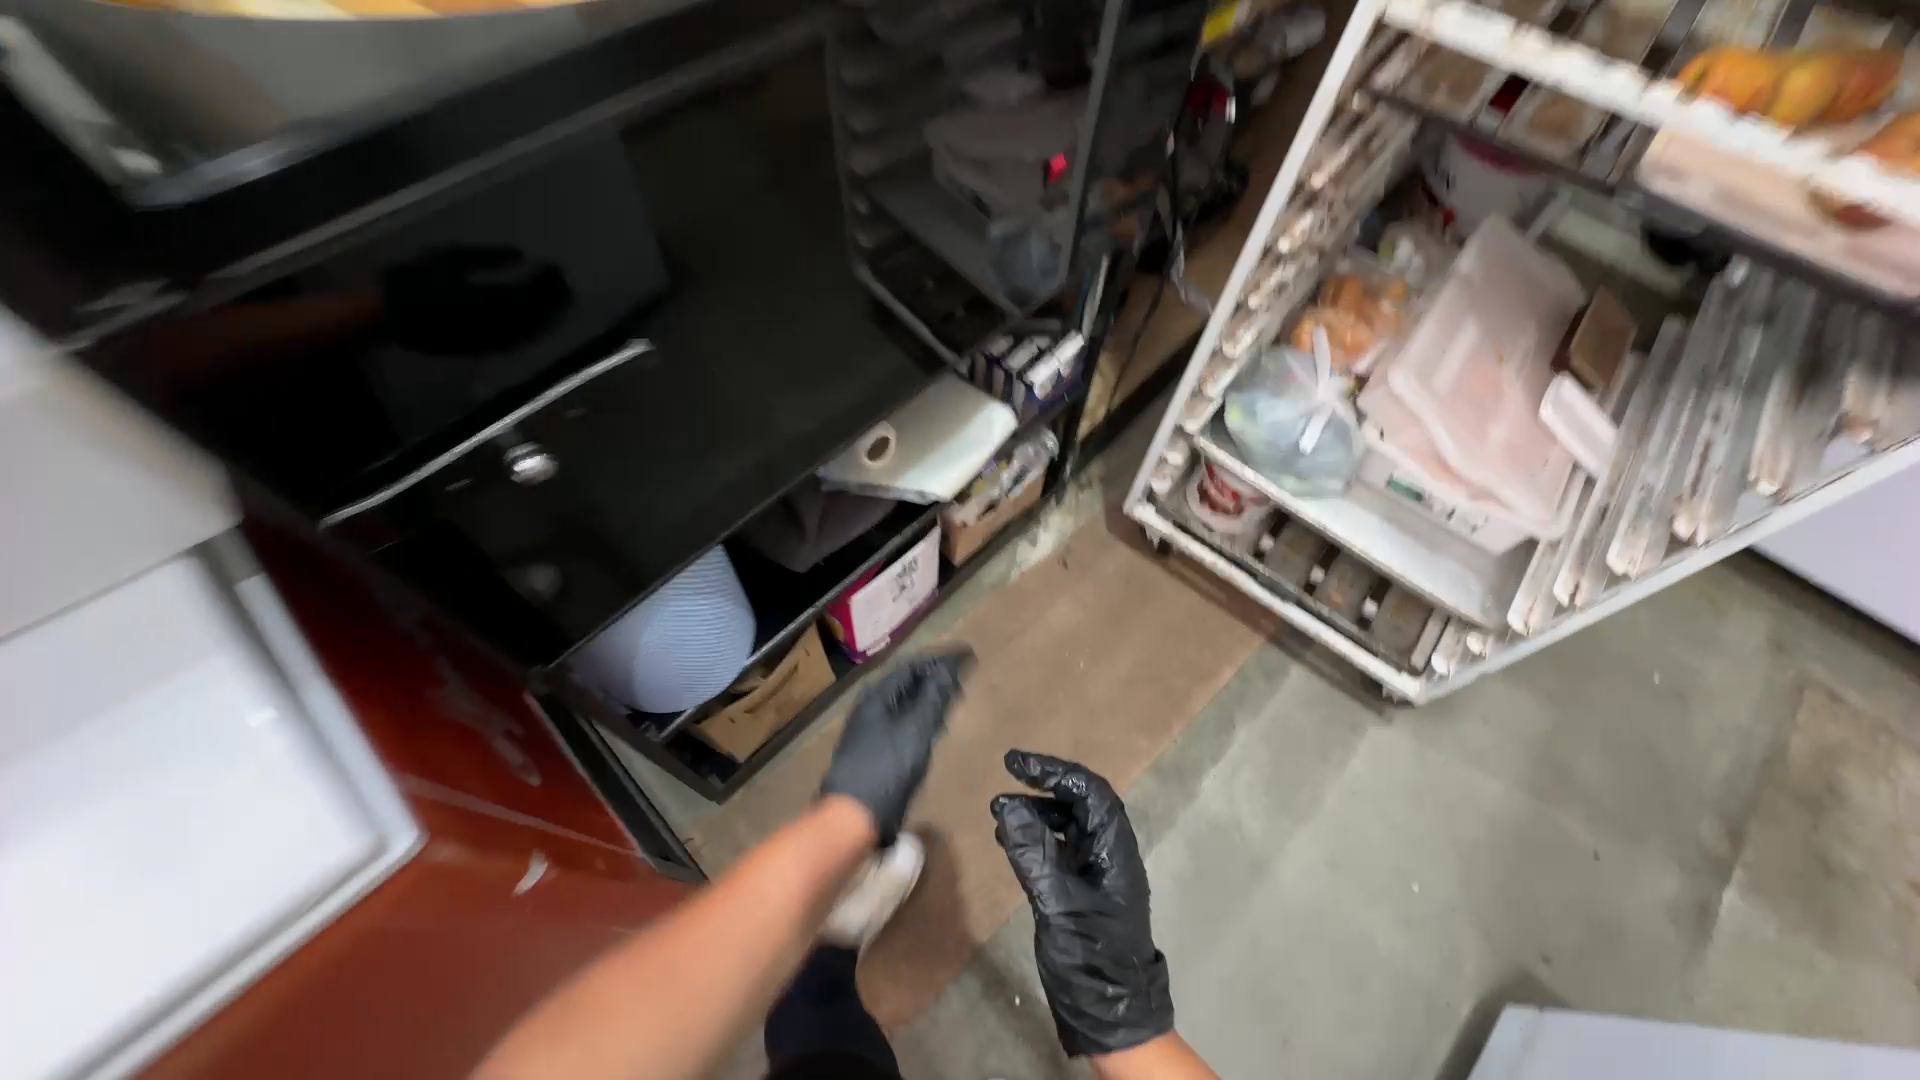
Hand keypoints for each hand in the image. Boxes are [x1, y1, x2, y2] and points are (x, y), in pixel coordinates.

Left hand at [820, 647, 973, 842]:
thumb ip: (935, 697)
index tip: (967, 657)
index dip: (940, 660)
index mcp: (877, 695)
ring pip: (904, 703)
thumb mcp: (916, 729)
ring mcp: (869, 728)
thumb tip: (952, 666)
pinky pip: (901, 721)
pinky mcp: (873, 748)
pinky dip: (921, 717)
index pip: (913, 665)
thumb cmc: (887, 768)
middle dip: (935, 677)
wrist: (854, 815)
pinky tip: (933, 727)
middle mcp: (870, 706)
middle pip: (907, 682)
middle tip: (963, 677)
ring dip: (928, 697)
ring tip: (953, 698)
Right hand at [992, 751, 1172, 1057]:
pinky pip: (1059, 851)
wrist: (1111, 1017)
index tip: (1016, 764)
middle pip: (1080, 804)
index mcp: (1114, 850)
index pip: (1090, 792)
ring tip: (1000, 811)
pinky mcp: (1083, 892)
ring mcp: (1097, 873)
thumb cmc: (1091, 957)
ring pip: (1069, 826)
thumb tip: (1007, 806)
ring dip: (1037, 812)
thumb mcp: (1057, 903)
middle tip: (1007, 777)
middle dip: (1045, 786)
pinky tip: (1009, 842)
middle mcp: (1109, 854)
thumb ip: (1033, 853)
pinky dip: (1035, 839)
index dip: (1055, 771)